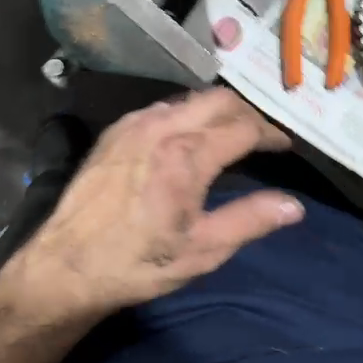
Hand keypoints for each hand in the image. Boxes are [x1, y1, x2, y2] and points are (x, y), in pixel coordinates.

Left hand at [0, 89, 301, 320]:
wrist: (68, 264)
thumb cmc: (139, 262)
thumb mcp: (202, 251)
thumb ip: (250, 220)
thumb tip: (294, 205)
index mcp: (187, 155)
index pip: (243, 127)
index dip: (270, 134)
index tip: (284, 146)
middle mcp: (163, 127)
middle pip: (219, 99)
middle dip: (247, 113)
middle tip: (262, 136)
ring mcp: (136, 123)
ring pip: (190, 99)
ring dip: (216, 111)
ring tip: (230, 135)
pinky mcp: (117, 128)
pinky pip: (163, 107)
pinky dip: (187, 114)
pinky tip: (188, 137)